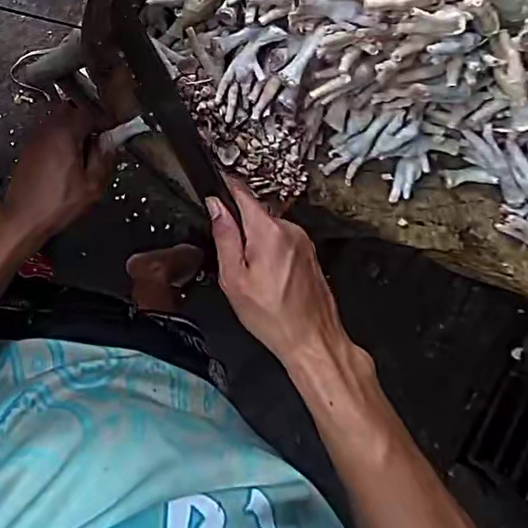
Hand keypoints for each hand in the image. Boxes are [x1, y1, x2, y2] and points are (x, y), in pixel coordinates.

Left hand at [0, 103, 113, 240]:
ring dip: (72, 127)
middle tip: (99, 137)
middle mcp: (47, 129)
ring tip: (84, 149)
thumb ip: (104, 158)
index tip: (113, 130)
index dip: (104, 120)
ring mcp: (35, 136)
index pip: (89, 112)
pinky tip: (67, 157)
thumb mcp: (92, 185)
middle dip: (87, 119)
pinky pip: (47, 131)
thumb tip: (110, 142)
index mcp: (65, 134)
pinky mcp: (28, 146)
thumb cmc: (56, 203)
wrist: (23, 216)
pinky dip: (59, 136)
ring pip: (57, 118)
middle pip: (70, 109)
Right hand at [206, 177, 353, 366]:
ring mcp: (303, 242)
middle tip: (231, 257)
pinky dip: (269, 252)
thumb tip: (215, 206)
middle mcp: (290, 231)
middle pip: (253, 212)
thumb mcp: (233, 276)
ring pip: (266, 228)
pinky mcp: (310, 254)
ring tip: (252, 274)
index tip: (215, 185)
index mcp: (268, 232)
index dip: (225, 187)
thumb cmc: (274, 316)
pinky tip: (268, 279)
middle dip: (238, 226)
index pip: (242, 192)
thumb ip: (223, 235)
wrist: (313, 342)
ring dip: (254, 241)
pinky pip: (280, 241)